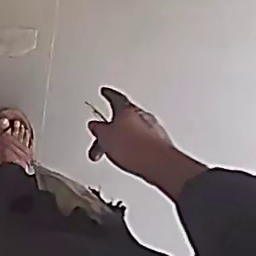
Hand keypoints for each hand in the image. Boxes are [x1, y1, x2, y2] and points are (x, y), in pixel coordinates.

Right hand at [86, 87, 206, 198]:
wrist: (158, 164)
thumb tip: (95, 126)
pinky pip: (142, 140)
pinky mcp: (159, 143)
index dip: (108, 95)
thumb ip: (98, 128)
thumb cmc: (134, 148)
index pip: (115, 97)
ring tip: (113, 151)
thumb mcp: (104, 137)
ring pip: (132, 130)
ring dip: (122, 138)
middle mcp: (142, 116)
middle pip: (123, 117)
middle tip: (102, 135)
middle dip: (111, 127)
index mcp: (127, 110)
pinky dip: (134, 145)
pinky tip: (128, 156)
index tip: (105, 92)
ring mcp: (153, 129)